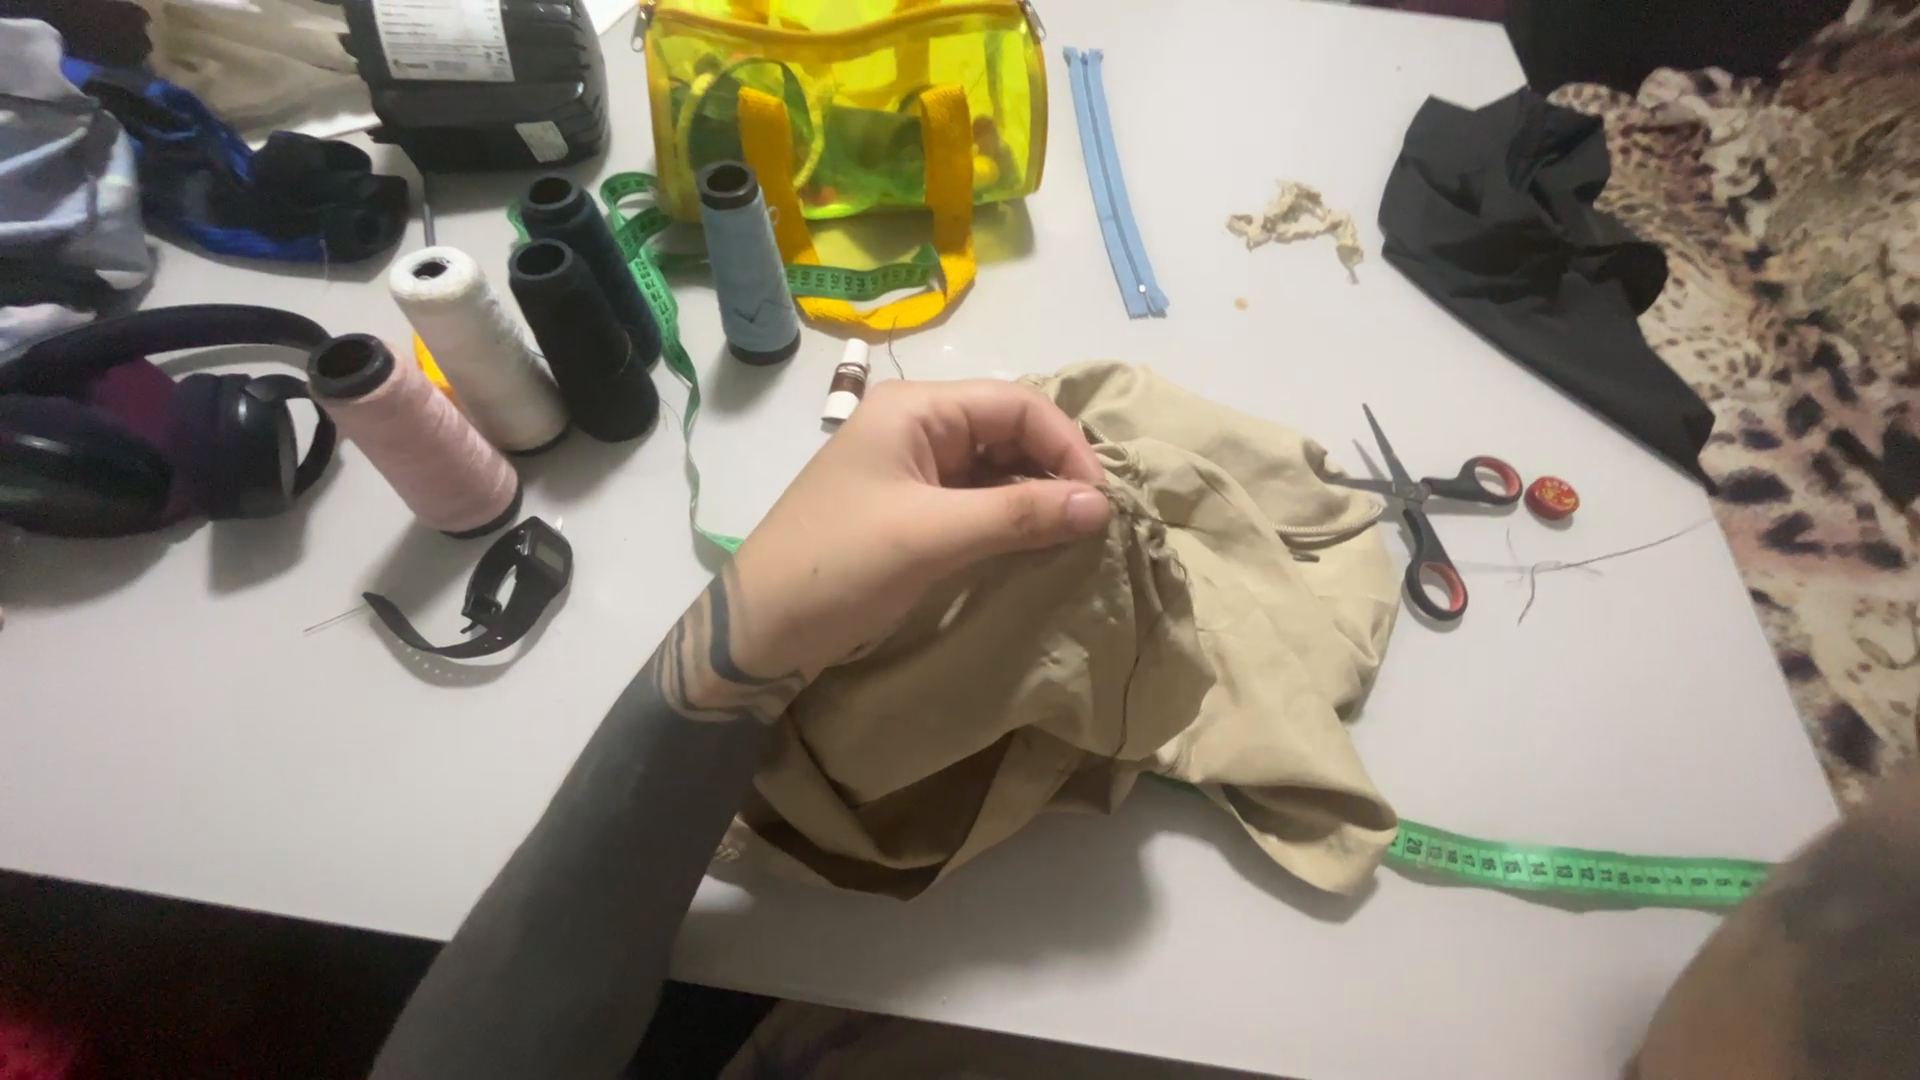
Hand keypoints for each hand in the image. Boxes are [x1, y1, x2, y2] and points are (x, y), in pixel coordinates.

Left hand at [724, 378, 1110, 681]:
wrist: (761, 628)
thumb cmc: (839, 567)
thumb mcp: (931, 536)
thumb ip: (1018, 514)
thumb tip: (1102, 505)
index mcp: (916, 409)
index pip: (1016, 404)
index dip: (1065, 446)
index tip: (1100, 501)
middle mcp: (917, 427)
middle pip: (1008, 431)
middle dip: (1054, 470)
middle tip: (1093, 520)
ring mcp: (913, 469)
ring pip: (995, 467)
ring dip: (1035, 496)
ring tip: (1073, 534)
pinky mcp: (912, 509)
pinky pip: (975, 500)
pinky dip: (1009, 518)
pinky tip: (1035, 543)